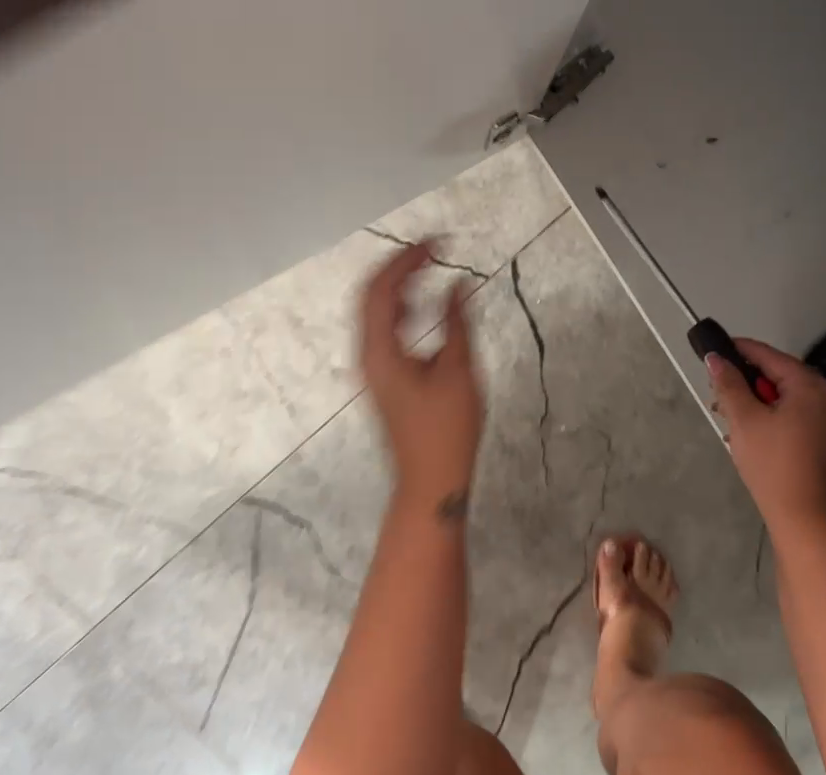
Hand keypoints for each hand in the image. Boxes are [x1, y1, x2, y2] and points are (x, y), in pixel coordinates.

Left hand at [358, 243, 483, 517]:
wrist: (430, 480)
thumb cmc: (446, 431)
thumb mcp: (458, 371)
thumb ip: (456, 321)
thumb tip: (457, 284)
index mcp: (379, 351)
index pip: (382, 288)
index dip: (407, 258)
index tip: (435, 243)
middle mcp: (366, 357)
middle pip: (370, 297)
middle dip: (399, 268)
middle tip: (429, 251)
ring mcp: (371, 371)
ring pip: (374, 315)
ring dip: (398, 290)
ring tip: (426, 272)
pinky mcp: (382, 381)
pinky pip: (382, 334)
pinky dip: (400, 314)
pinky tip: (421, 312)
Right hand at [706, 339, 825, 535]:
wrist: (802, 511)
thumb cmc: (771, 463)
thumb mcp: (744, 421)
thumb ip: (729, 385)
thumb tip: (716, 358)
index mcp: (810, 384)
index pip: (769, 355)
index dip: (739, 350)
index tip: (714, 350)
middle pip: (780, 376)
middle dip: (747, 384)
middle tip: (719, 399)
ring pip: (788, 397)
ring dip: (758, 402)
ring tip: (733, 421)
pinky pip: (798, 414)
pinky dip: (775, 416)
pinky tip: (755, 434)